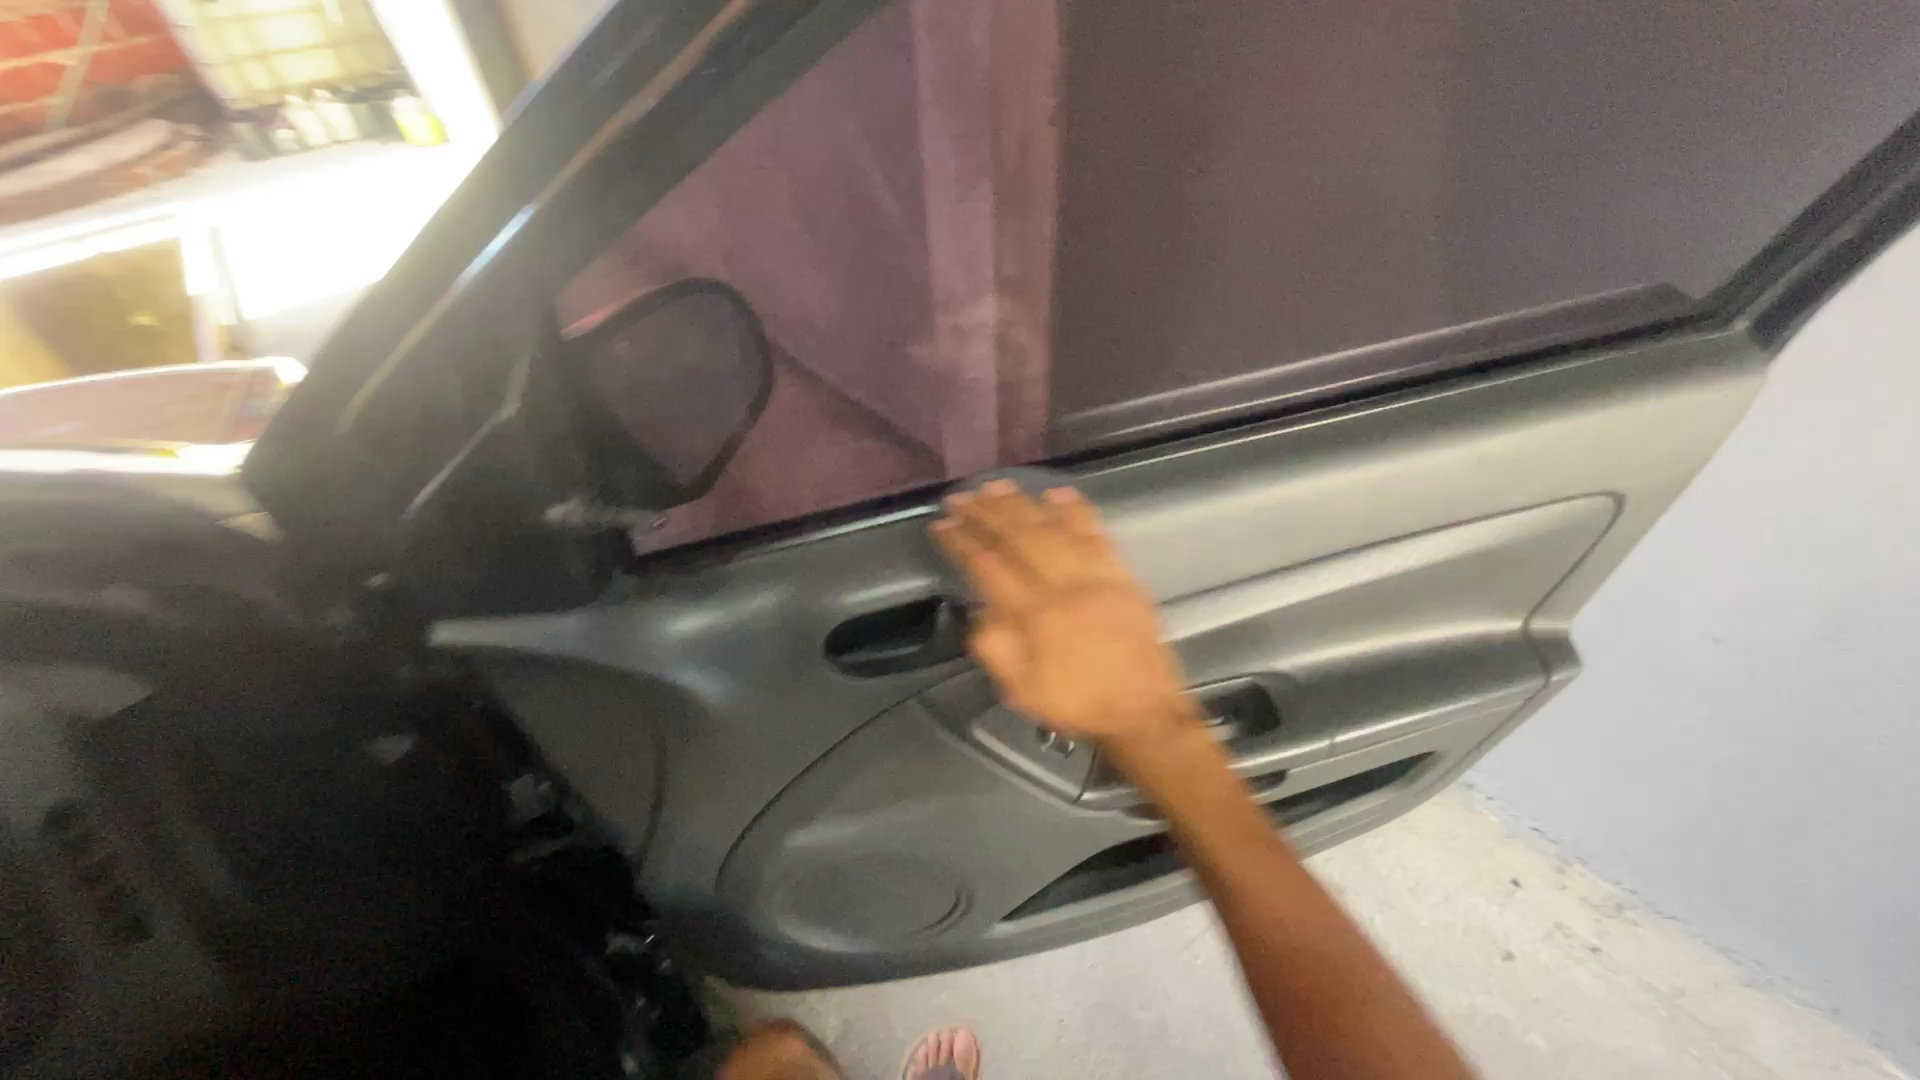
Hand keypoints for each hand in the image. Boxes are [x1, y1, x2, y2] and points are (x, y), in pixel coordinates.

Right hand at [930, 480, 1203, 749]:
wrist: (1142, 713)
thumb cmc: (1076, 704)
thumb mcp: (1020, 689)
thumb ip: (995, 646)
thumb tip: (979, 608)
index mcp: (1035, 616)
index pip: (989, 565)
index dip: (962, 541)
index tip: (943, 524)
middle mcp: (1064, 587)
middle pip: (1020, 537)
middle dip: (987, 513)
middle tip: (964, 496)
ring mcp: (1097, 577)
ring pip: (1055, 529)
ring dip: (1024, 504)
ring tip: (999, 486)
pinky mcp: (1123, 577)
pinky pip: (1097, 535)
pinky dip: (1077, 511)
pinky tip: (1058, 494)